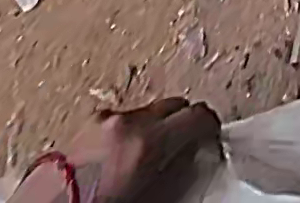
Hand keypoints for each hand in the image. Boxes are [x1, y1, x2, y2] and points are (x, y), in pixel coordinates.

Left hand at [48, 98, 218, 201]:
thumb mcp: (144, 199)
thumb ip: (170, 177)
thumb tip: (189, 161)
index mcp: (147, 143)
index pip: (196, 116)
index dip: (210, 126)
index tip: (213, 138)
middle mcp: (129, 122)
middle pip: (173, 106)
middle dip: (183, 123)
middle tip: (185, 147)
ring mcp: (106, 119)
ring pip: (147, 112)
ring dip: (155, 127)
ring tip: (148, 159)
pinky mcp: (86, 124)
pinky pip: (121, 120)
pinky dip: (129, 132)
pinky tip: (120, 159)